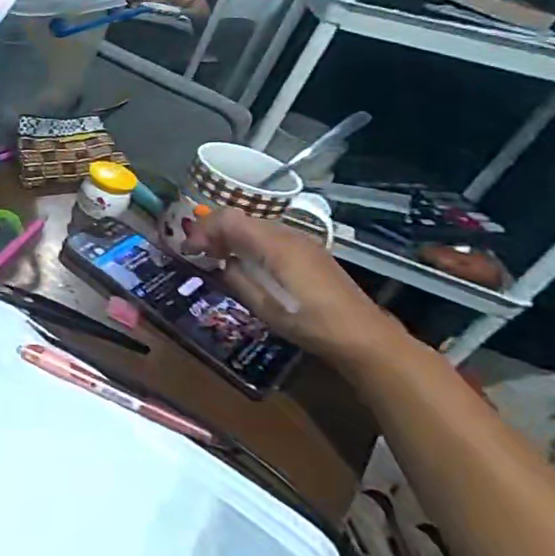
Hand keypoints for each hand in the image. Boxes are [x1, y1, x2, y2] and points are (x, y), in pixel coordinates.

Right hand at [182, 208, 407, 366]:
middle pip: (240, 218)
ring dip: (231, 236)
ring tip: (218, 258)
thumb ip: (238, 278)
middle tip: (198, 254)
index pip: (228, 219)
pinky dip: (250, 242)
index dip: (203, 229)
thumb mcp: (264, 307)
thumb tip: (224, 263)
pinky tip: (248, 263)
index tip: (189, 250)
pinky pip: (270, 236)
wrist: (365, 337)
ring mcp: (302, 241)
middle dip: (214, 232)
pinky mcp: (310, 251)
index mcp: (274, 245)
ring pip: (255, 226)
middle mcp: (288, 234)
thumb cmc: (311, 324)